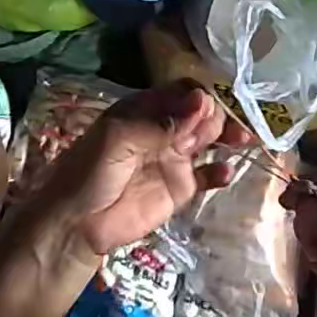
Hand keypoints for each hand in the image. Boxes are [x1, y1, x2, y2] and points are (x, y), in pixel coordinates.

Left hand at [27, 81, 249, 265]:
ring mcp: (175, 157)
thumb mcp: (119, 139)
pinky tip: (225, 173)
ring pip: (209, 139)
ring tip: (240, 140)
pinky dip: (220, 173)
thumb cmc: (89, 172)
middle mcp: (164, 129)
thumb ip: (162, 123)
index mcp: (146, 109)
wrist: (76, 224)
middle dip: (219, 114)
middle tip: (229, 125)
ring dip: (228, 135)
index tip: (214, 105)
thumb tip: (203, 100)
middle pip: (201, 113)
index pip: (182, 92)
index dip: (200, 95)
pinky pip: (208, 176)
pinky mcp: (182, 188)